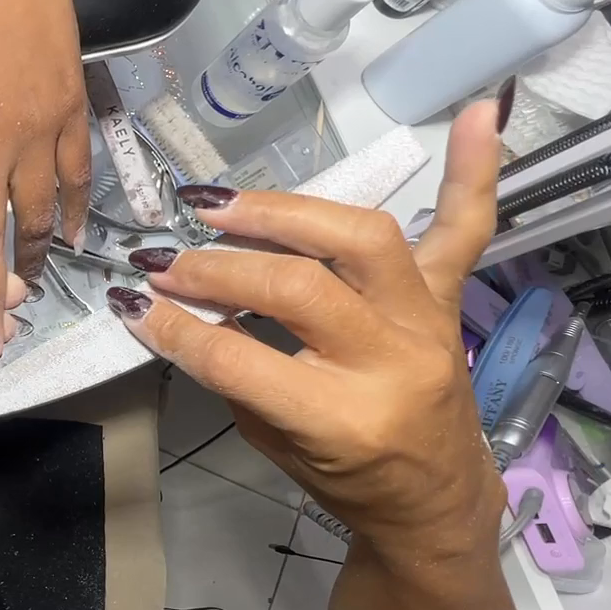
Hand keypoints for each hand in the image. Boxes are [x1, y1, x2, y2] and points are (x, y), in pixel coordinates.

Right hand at [111, 101, 507, 555]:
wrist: (433, 498)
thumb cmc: (342, 479)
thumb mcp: (267, 436)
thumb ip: (232, 368)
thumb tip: (180, 304)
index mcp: (341, 418)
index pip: (236, 359)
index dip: (173, 327)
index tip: (128, 301)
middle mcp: (392, 362)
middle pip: (296, 287)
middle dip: (215, 269)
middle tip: (163, 261)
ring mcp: (427, 322)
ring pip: (359, 239)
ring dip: (282, 213)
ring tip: (221, 204)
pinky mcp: (447, 301)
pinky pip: (467, 231)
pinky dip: (474, 172)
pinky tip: (482, 111)